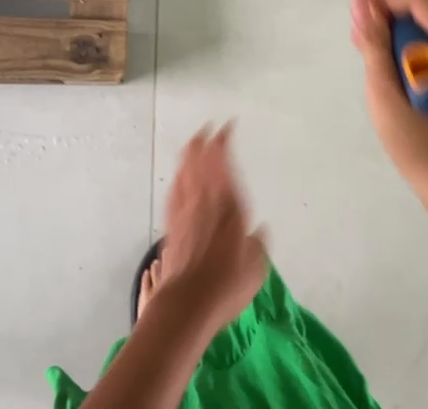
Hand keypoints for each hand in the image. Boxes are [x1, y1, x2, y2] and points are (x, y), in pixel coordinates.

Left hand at [153, 124, 267, 333]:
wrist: (188, 301)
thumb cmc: (227, 283)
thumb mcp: (256, 265)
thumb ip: (257, 243)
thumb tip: (258, 230)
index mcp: (228, 203)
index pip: (223, 162)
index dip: (223, 142)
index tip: (227, 127)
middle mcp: (204, 199)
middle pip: (199, 161)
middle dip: (203, 142)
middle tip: (207, 129)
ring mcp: (183, 210)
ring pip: (184, 172)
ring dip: (189, 155)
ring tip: (193, 144)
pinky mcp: (170, 224)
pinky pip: (174, 190)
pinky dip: (178, 177)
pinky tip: (178, 176)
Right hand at [351, 0, 427, 190]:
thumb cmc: (415, 139)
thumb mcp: (384, 91)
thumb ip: (374, 43)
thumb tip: (360, 2)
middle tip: (360, 1)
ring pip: (424, 4)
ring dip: (393, 4)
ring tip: (365, 23)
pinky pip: (424, 23)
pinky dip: (399, 22)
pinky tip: (378, 35)